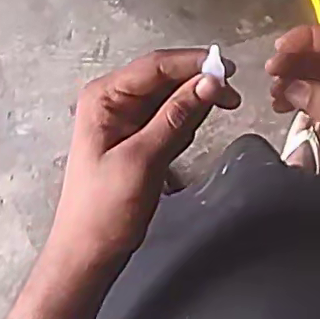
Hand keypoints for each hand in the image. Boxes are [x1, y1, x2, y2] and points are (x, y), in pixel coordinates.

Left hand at [44, 48, 239, 274]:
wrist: (88, 255)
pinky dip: (185, 125)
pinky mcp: (138, 134)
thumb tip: (208, 82)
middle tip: (231, 98)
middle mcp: (113, 99)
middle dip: (198, 86)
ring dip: (193, 107)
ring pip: (172, 96)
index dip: (193, 63)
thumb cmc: (103, 211)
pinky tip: (182, 144)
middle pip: (166, 77)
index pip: (155, 65)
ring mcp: (126, 117)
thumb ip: (176, 117)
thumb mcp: (143, 159)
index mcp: (104, 96)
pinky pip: (170, 116)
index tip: (226, 69)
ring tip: (190, 137)